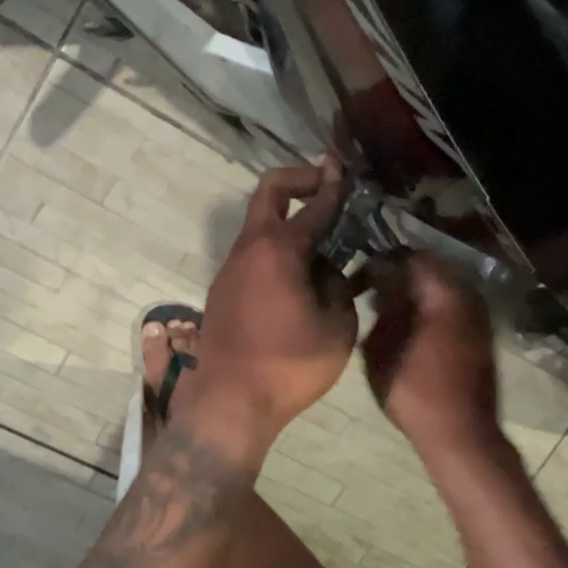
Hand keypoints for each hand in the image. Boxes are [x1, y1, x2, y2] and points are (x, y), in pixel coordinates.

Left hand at [178, 159, 357, 441]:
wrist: (229, 402)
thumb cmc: (289, 366)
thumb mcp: (336, 328)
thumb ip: (338, 288)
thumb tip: (328, 272)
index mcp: (278, 251)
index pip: (313, 206)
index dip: (333, 184)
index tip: (343, 166)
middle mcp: (249, 250)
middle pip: (269, 194)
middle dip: (299, 181)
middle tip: (328, 187)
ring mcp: (230, 269)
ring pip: (259, 226)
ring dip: (288, 220)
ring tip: (325, 242)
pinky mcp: (223, 290)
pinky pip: (254, 254)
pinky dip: (278, 249)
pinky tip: (302, 275)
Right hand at [361, 251, 501, 453]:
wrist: (461, 434)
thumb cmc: (414, 391)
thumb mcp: (381, 347)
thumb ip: (381, 306)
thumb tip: (379, 280)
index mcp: (444, 292)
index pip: (408, 256)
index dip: (379, 261)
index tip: (358, 276)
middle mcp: (467, 295)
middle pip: (427, 268)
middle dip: (396, 274)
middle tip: (368, 289)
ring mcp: (478, 315)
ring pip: (439, 287)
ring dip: (412, 291)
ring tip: (383, 307)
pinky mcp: (479, 334)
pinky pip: (449, 305)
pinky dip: (427, 307)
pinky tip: (405, 325)